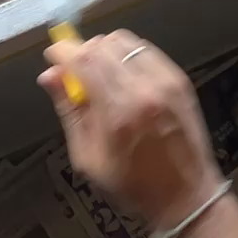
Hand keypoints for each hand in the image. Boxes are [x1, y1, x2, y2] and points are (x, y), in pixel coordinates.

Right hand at [39, 30, 226, 232]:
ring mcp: (164, 81)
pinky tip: (122, 71)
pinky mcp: (178, 79)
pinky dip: (127, 53)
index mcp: (117, 113)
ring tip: (99, 70)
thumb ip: (68, 111)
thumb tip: (49, 76)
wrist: (188, 196)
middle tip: (74, 67)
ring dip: (104, 48)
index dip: (63, 51)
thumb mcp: (89, 157)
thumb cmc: (133, 184)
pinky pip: (145, 49)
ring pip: (124, 41)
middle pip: (102, 45)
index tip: (53, 54)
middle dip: (81, 50)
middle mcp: (142, 90)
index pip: (83, 60)